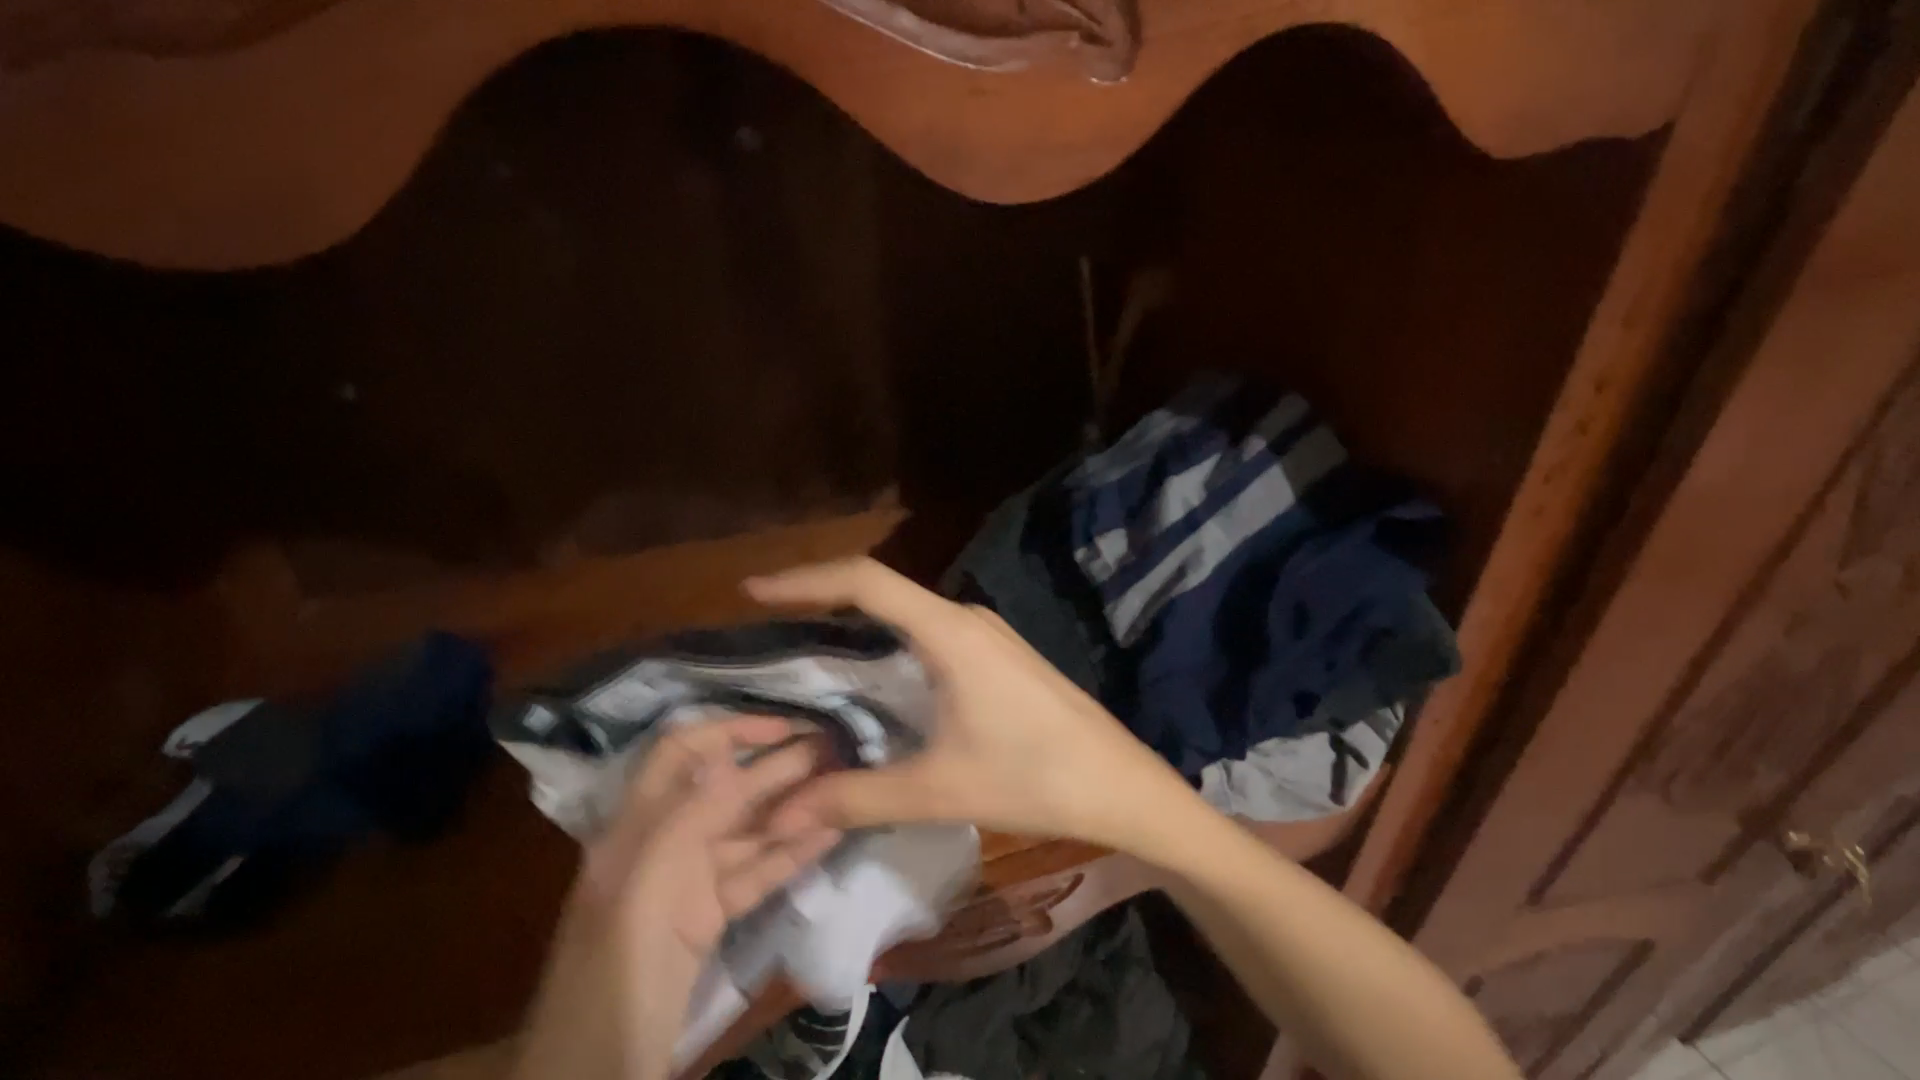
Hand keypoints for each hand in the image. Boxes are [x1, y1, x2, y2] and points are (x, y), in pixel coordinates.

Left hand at [513, 717, 840, 1079]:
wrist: (592, 1073)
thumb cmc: (614, 976)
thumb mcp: (646, 891)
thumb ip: (688, 820)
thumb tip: (731, 759)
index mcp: (633, 828)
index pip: (682, 753)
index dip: (732, 730)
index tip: (787, 726)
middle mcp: (661, 845)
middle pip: (724, 791)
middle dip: (776, 768)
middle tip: (837, 752)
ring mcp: (685, 885)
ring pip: (745, 834)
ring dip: (793, 810)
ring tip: (845, 787)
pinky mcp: (707, 922)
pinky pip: (752, 877)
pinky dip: (789, 856)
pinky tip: (829, 836)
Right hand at [747, 557, 1194, 851]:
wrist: (1124, 787)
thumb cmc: (1036, 779)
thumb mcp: (939, 789)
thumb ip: (858, 797)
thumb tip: (782, 813)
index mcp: (950, 632)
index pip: (864, 581)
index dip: (804, 578)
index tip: (753, 591)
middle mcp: (967, 619)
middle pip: (882, 592)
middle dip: (821, 603)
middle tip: (768, 634)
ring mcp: (988, 636)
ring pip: (908, 616)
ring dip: (858, 628)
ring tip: (808, 658)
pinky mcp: (999, 657)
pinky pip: (930, 636)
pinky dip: (889, 648)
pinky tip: (873, 686)